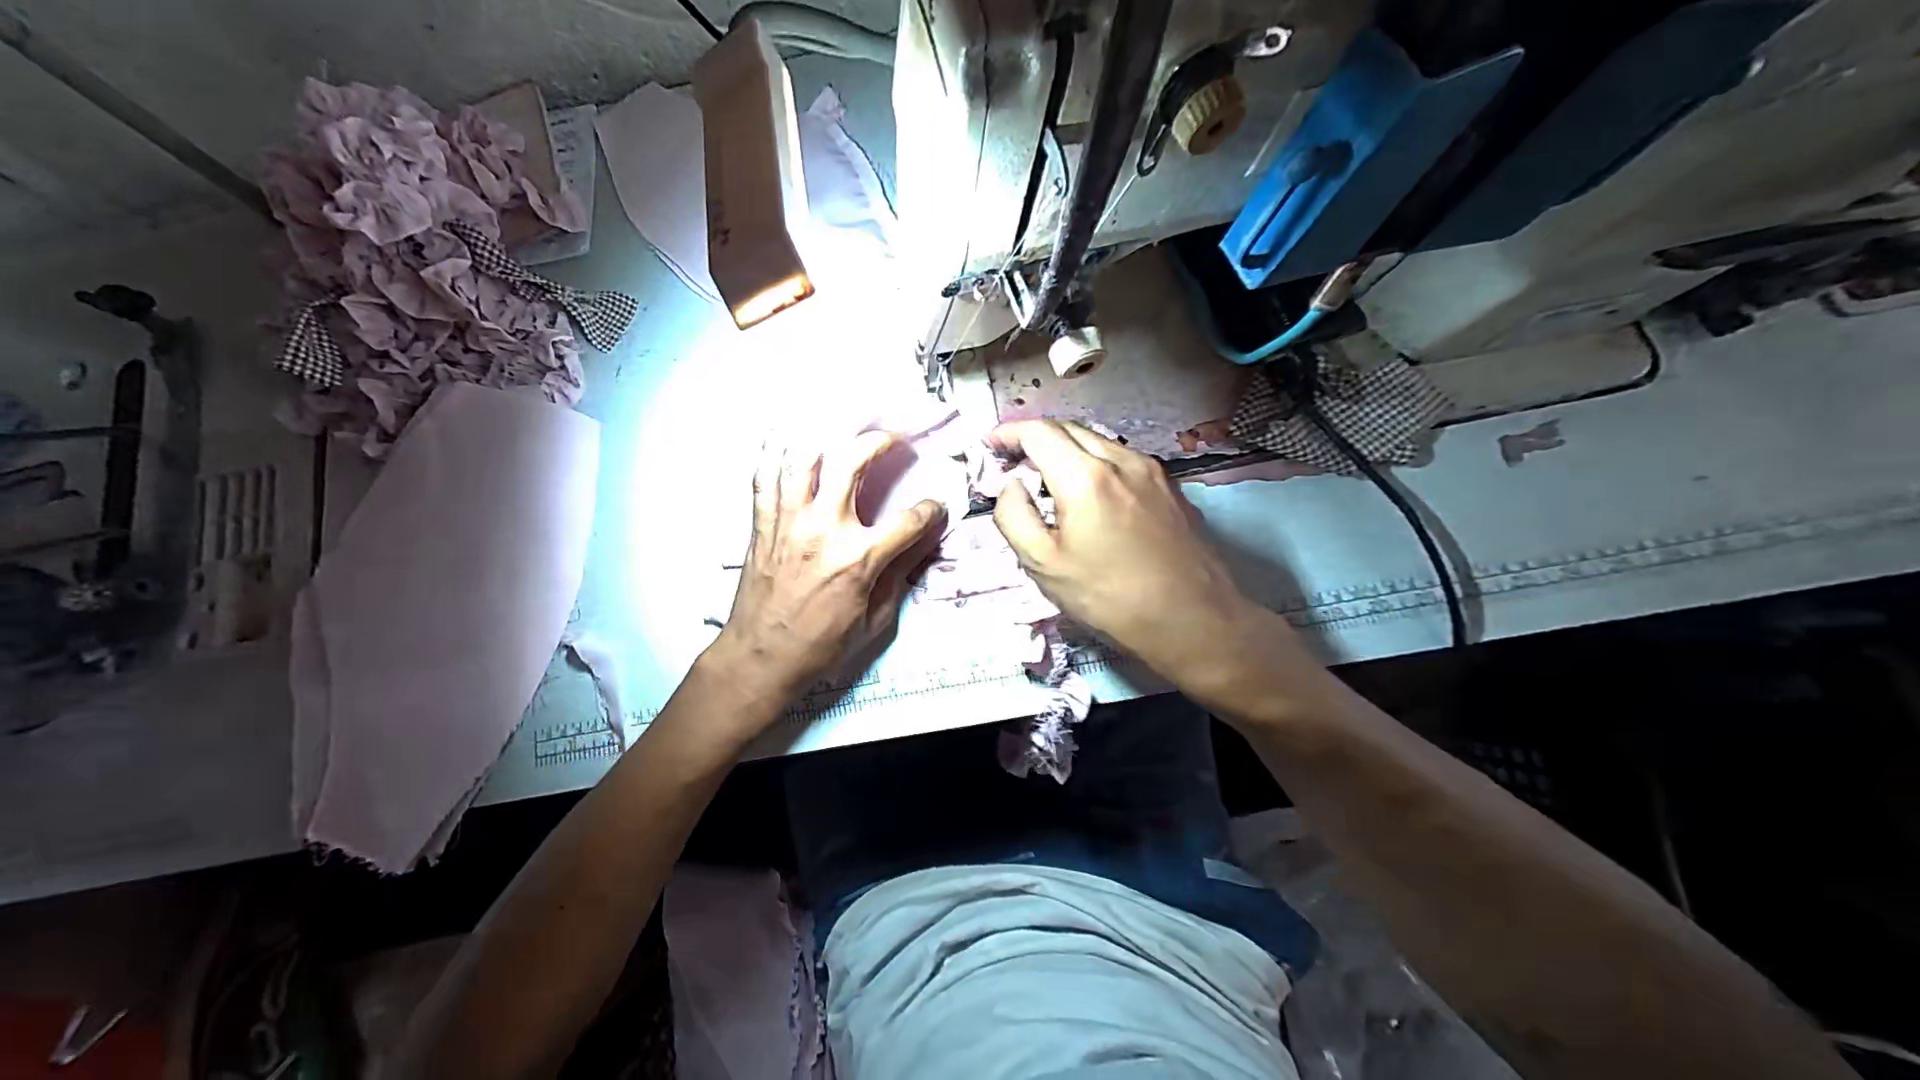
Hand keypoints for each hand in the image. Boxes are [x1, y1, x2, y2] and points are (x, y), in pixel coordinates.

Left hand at [708, 431, 945, 715]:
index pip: (910, 520)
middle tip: (892, 438)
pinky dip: (775, 448)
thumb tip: (921, 545)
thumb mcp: (875, 620)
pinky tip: (789, 433)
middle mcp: (824, 530)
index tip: (935, 507)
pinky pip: (764, 473)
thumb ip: (899, 576)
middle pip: (851, 462)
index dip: (931, 510)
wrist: (761, 656)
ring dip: (829, 432)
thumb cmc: (821, 644)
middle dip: (879, 440)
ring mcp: (788, 521)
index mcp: (859, 560)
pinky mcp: (762, 522)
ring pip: (804, 456)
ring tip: (846, 427)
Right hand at [989, 419, 1289, 692]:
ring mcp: (1151, 470)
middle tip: (1014, 461)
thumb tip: (1011, 485)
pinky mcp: (1170, 486)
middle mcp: (1121, 460)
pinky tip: (1090, 494)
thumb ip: (1013, 516)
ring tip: (1049, 478)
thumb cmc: (1111, 598)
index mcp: (1085, 477)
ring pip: (1097, 441)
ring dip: (1066, 449)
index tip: (991, 445)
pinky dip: (1095, 463)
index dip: (1008, 433)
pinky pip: (1122, 459)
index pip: (1038, 432)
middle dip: (1035, 438)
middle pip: (1068, 429)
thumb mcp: (1044, 565)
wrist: (1192, 619)